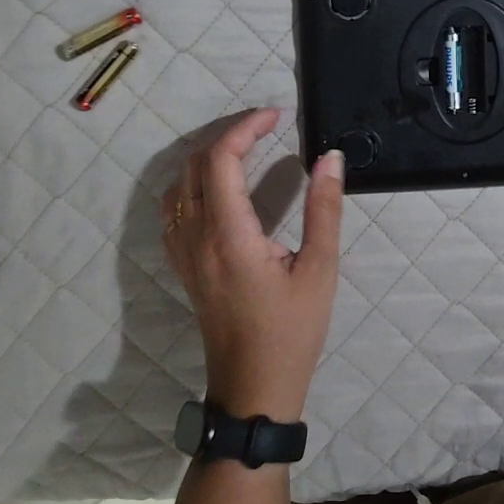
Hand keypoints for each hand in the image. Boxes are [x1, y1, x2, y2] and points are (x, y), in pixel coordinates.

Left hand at [161, 109, 344, 424]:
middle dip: (228, 135)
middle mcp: (196, 237)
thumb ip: (324, 210)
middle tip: (265, 128)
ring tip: (244, 150)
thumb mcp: (319, 270)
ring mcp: (183, 253)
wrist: (253, 388)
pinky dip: (192, 184)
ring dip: (207, 157)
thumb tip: (330, 158)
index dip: (245, 128)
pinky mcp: (183, 267)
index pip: (220, 159)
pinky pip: (174, 211)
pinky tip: (219, 190)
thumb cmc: (292, 331)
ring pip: (178, 185)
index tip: (276, 115)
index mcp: (229, 234)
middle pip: (194, 164)